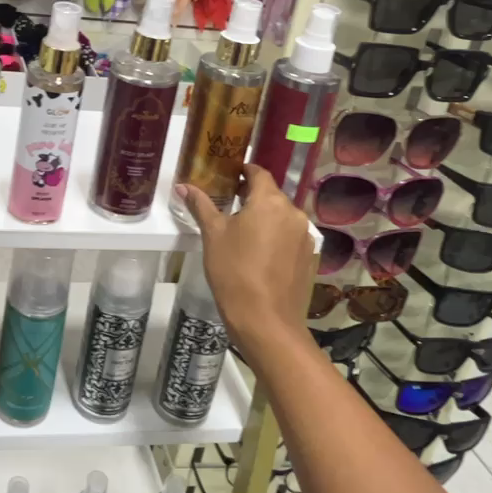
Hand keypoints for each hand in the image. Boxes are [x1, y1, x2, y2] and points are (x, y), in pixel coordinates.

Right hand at [176, 165, 316, 357]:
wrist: (266, 321)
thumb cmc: (234, 271)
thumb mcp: (212, 236)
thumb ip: (201, 206)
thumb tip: (183, 186)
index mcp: (270, 201)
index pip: (259, 173)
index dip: (244, 171)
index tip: (229, 175)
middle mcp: (293, 213)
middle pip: (271, 195)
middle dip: (251, 196)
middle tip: (229, 204)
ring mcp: (305, 236)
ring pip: (281, 216)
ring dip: (264, 217)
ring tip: (242, 231)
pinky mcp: (309, 257)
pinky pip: (290, 236)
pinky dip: (275, 236)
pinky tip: (259, 253)